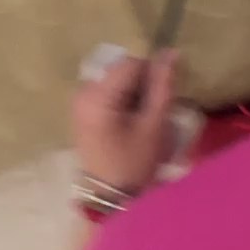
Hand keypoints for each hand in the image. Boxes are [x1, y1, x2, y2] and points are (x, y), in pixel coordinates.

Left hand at [71, 51, 177, 193]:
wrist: (110, 198)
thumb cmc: (134, 164)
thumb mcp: (154, 125)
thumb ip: (162, 86)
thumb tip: (171, 51)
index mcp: (98, 95)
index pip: (130, 63)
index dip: (149, 75)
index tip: (158, 98)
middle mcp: (82, 90)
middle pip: (120, 68)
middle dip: (139, 83)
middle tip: (149, 111)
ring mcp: (78, 99)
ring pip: (114, 78)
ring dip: (130, 90)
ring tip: (138, 118)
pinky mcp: (80, 108)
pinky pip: (105, 89)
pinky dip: (119, 98)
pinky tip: (126, 121)